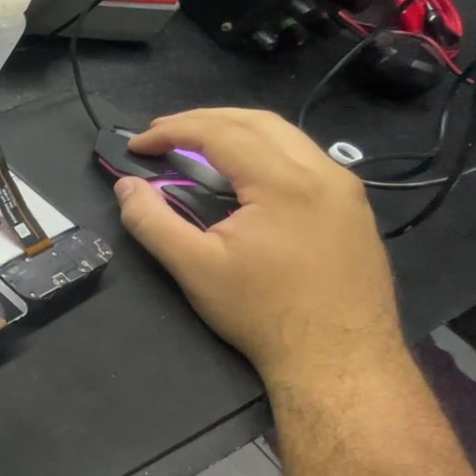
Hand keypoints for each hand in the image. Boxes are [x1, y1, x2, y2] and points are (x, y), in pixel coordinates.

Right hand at [113, 108, 404, 386]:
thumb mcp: (192, 266)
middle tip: (159, 134)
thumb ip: (152, 221)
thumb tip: (125, 187)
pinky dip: (260, 152)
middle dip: (204, 119)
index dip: (172, 131)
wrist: (338, 355)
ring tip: (192, 146)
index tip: (134, 145)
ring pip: (286, 138)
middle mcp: (324, 175)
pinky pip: (302, 160)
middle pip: (260, 122)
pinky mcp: (351, 210)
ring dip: (234, 132)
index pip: (222, 134)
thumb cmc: (261, 310)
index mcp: (285, 183)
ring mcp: (345, 192)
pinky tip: (237, 175)